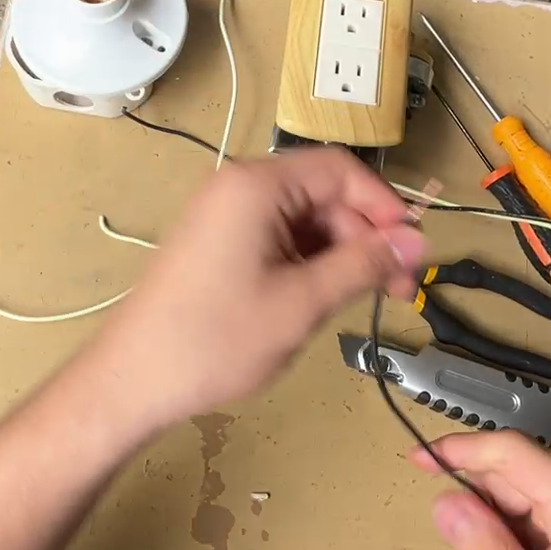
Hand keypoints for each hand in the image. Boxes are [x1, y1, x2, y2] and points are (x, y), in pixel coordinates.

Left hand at [96, 147, 426, 426]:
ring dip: (339, 253)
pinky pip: (278, 236)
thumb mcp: (302, 303)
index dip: (384, 206)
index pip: (340, 169)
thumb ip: (363, 264)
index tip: (410, 252)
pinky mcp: (219, 241)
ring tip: (359, 300)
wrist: (132, 380)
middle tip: (394, 289)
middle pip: (323, 193)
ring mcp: (226, 213)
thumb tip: (418, 240)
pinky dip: (308, 261)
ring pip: (304, 218)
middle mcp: (239, 186)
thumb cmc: (215, 340)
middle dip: (364, 236)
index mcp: (256, 185)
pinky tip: (320, 297)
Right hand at [411, 431, 550, 549]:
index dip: (463, 448)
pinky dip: (507, 530)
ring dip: (490, 513)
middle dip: (475, 488)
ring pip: (520, 490)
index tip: (422, 458)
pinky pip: (533, 514)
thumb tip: (446, 503)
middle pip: (515, 468)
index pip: (515, 452)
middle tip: (450, 528)